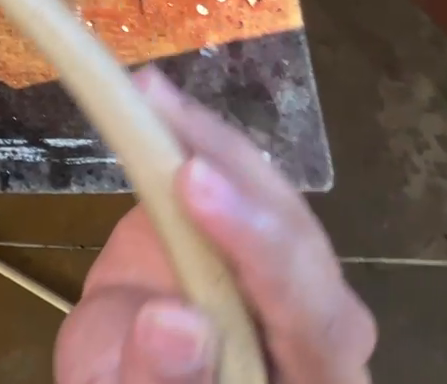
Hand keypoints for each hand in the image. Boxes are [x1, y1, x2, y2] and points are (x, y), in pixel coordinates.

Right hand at [55, 69, 375, 383]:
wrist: (124, 367)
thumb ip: (159, 378)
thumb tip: (180, 321)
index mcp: (308, 381)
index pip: (309, 322)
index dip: (257, 247)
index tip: (192, 182)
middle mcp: (322, 334)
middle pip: (301, 250)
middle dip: (235, 177)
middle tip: (162, 113)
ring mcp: (289, 277)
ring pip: (274, 203)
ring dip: (213, 143)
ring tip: (148, 92)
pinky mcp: (247, 231)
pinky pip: (238, 182)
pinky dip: (195, 135)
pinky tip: (154, 98)